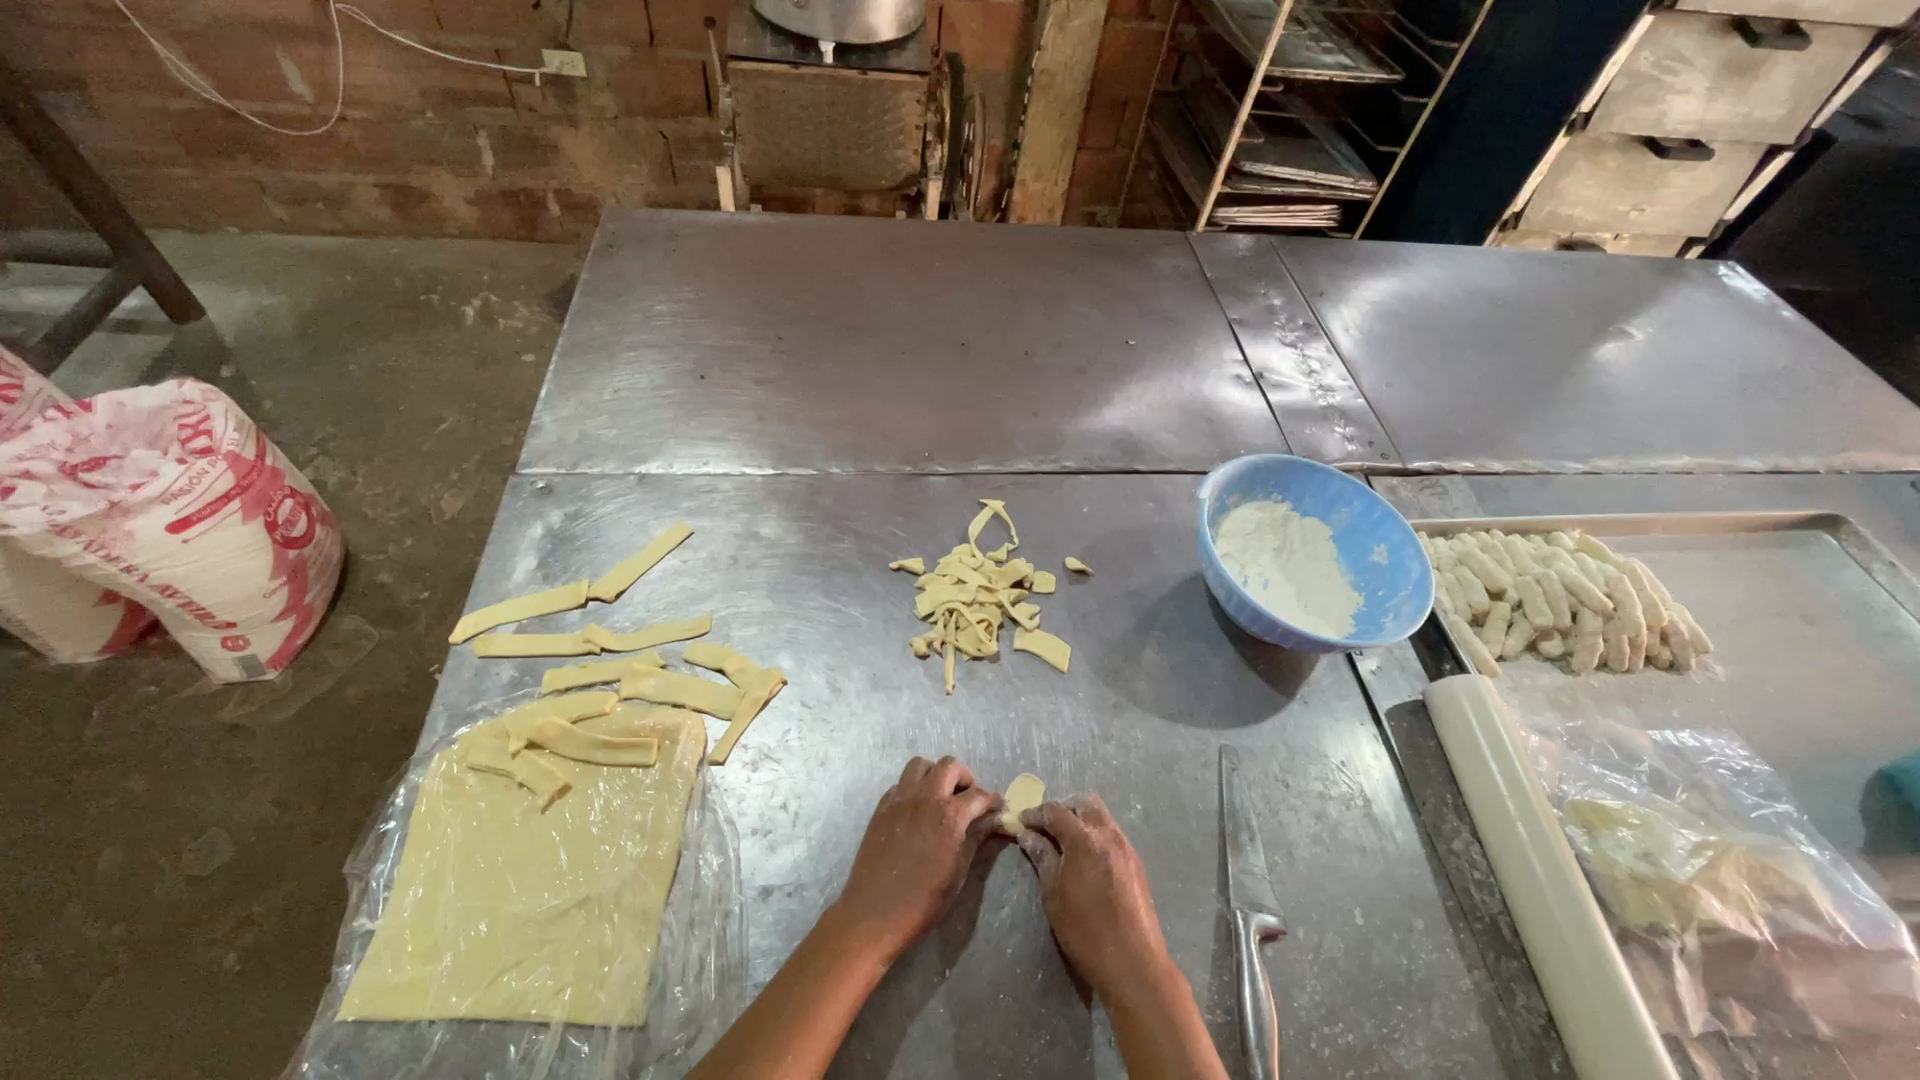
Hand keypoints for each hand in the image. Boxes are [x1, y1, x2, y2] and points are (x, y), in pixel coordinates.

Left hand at [833, 756, 1001, 957]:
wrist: (875, 912)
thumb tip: (991, 820)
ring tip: (941, 796)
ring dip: (935, 774)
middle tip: (968, 798)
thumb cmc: (924, 899)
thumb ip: (975, 838)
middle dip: (965, 777)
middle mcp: (925, 798)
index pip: (978, 795)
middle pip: (949, 766)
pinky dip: (914, 787)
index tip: (997, 806)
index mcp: (949, 815)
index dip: (992, 800)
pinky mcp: (882, 807)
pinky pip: (901, 783)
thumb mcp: (958, 871)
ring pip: (920, 765)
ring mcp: (899, 799)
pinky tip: (918, 810)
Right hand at [1016, 794, 1173, 997]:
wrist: (1133, 962)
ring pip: (1101, 817)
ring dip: (1081, 820)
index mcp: (1085, 839)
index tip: (1021, 822)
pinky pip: (1112, 834)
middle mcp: (1109, 835)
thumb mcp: (1054, 894)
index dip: (1035, 813)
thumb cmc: (1085, 931)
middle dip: (1062, 808)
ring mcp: (1126, 848)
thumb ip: (1042, 857)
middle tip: (1044, 827)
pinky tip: (1084, 858)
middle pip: (1085, 803)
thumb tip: (1028, 835)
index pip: (1055, 811)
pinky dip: (1095, 835)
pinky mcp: (1136, 863)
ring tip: (1063, 842)